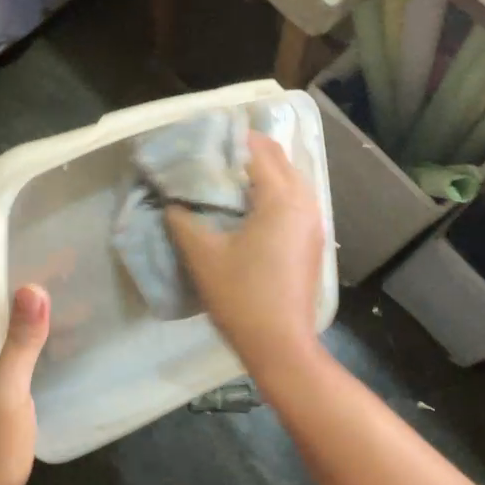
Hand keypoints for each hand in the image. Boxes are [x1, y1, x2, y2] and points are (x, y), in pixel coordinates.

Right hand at [164, 132, 324, 363]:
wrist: (281, 345)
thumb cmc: (242, 297)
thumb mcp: (203, 256)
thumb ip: (183, 220)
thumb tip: (170, 200)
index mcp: (281, 198)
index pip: (256, 149)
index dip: (227, 139)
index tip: (199, 139)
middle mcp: (305, 201)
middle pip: (277, 158)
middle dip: (244, 151)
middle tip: (209, 156)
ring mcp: (314, 221)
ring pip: (288, 179)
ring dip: (260, 172)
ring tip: (224, 179)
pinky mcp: (312, 240)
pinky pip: (293, 200)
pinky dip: (271, 192)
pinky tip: (246, 208)